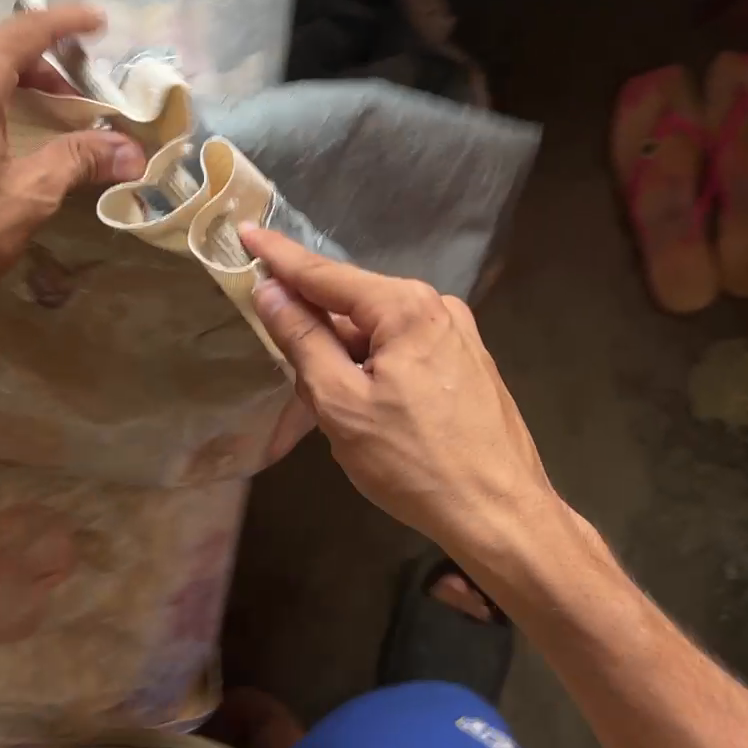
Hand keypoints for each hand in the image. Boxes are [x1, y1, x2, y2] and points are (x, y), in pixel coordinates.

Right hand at [239, 225, 563, 561]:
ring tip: (332, 403)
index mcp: (405, 307)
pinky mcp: (467, 362)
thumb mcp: (340, 402)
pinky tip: (366, 403)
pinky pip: (400, 347)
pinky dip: (370, 363)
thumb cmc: (413, 461)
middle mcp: (437, 307)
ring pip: (375, 329)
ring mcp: (458, 334)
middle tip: (282, 354)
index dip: (278, 256)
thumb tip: (270, 291)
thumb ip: (302, 340)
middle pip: (351, 301)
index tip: (246, 231)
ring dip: (342, 352)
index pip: (324, 274)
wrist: (501, 516)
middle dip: (312, 321)